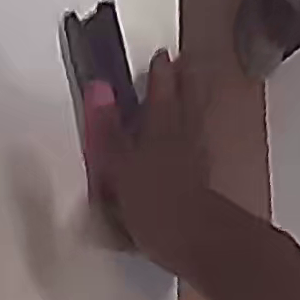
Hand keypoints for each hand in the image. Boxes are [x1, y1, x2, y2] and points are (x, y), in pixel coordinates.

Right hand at [83, 50, 228, 279]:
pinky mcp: (202, 191)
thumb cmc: (157, 206)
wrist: (196, 243)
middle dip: (184, 86)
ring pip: (195, 129)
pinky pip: (196, 158)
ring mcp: (196, 166)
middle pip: (186, 105)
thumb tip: (97, 90)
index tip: (160, 56)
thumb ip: (109, 132)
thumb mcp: (122, 169)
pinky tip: (192, 152)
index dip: (158, 74)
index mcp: (162, 131)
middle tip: (185, 67)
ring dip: (193, 112)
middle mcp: (184, 142)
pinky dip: (194, 148)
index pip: (160, 92)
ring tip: (192, 101)